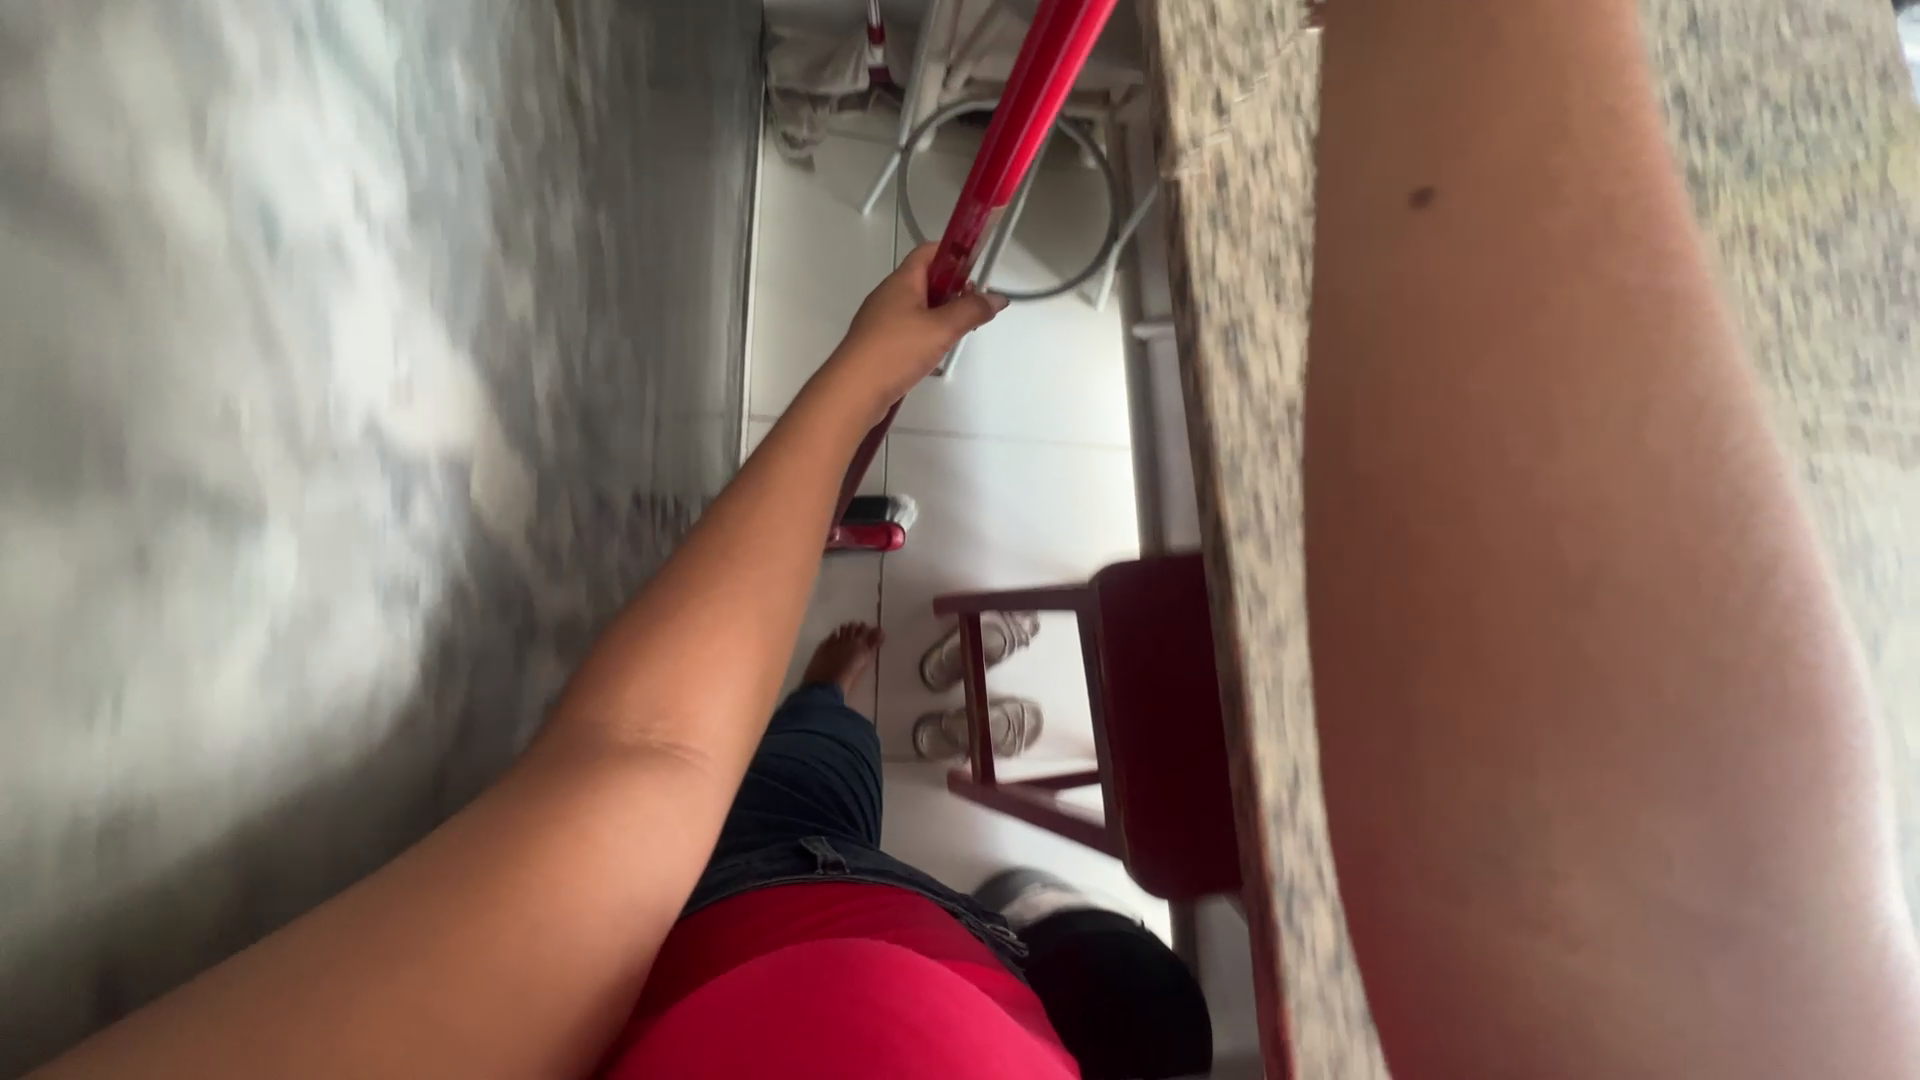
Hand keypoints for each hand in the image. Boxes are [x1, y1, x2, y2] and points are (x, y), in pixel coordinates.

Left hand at [817, 244, 1008, 418]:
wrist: (854, 390)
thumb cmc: (897, 351)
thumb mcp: (941, 328)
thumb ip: (971, 311)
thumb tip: (997, 298)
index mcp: (902, 281)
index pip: (930, 252)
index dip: (955, 253)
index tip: (978, 268)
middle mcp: (889, 295)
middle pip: (926, 280)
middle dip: (953, 289)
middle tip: (973, 307)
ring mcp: (882, 320)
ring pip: (918, 307)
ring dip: (942, 314)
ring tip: (959, 331)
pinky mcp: (879, 343)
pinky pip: (909, 329)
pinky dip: (927, 333)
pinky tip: (936, 351)